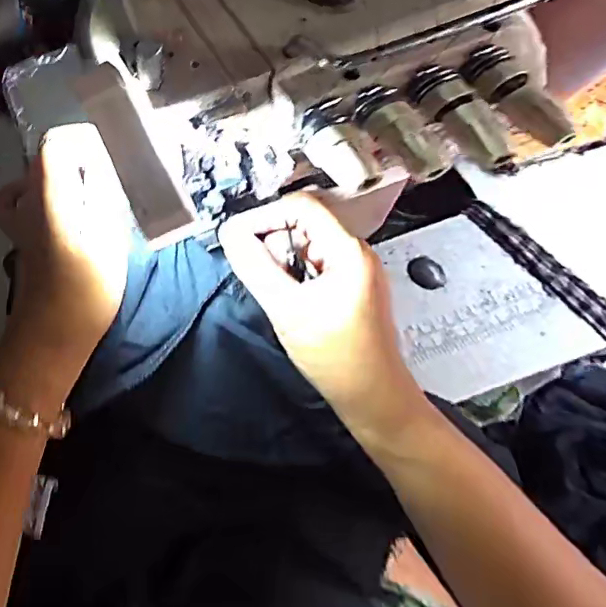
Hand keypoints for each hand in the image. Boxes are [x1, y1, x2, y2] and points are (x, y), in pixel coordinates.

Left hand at [0, 124, 131, 409]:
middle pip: (43, 159)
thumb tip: (99, 167)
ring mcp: (19, 221)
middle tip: (104, 174)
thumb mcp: (108, 237)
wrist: (52, 337)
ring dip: (58, 177)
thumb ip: (103, 194)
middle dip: (73, 157)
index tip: (104, 151)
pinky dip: (38, 198)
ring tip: (85, 192)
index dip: (78, 140)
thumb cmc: (86, 288)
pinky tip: (62, 213)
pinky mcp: (20, 239)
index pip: (53, 145)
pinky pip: (22, 203)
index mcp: (50, 196)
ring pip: (33, 180)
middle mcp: (28, 201)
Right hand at [219, 193, 427, 442]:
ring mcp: (355, 269)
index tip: (241, 236)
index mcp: (348, 251)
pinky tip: (293, 301)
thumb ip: (254, 266)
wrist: (374, 400)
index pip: (300, 206)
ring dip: (283, 260)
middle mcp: (356, 252)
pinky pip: (313, 262)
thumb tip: (230, 233)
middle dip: (274, 242)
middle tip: (263, 272)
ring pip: (306, 243)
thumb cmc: (340, 361)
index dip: (265, 217)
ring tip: (281, 293)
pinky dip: (295, 273)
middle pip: (303, 222)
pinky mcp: (351, 284)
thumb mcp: (285, 309)